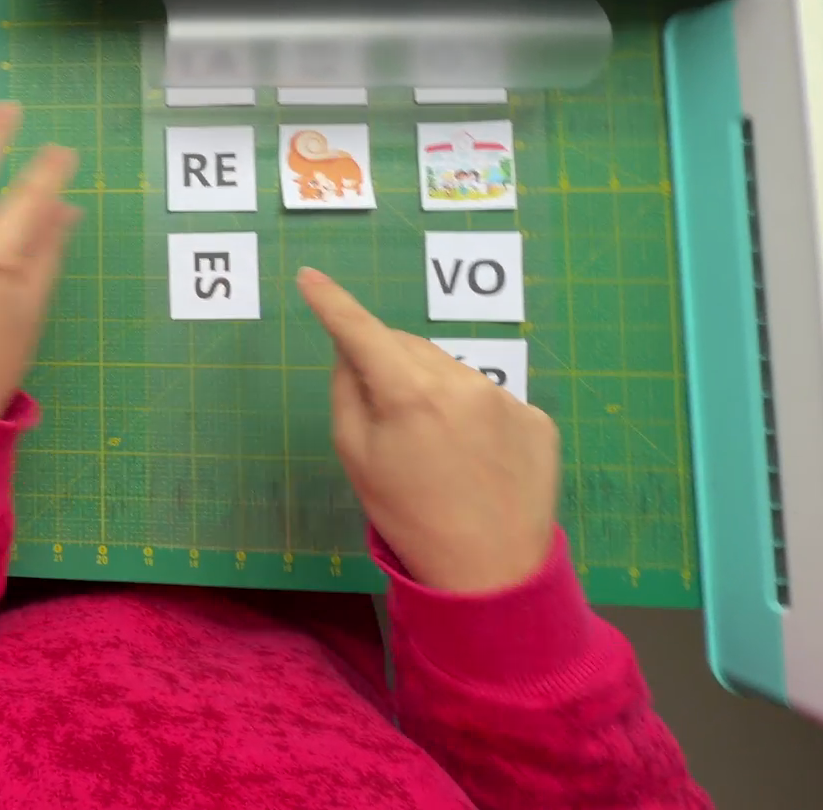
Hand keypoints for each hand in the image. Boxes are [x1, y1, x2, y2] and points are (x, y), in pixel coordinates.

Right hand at [296, 267, 559, 593]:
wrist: (488, 569)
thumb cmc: (402, 510)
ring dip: (424, 383)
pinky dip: (463, 407)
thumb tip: (352, 352)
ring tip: (429, 440)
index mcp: (409, 394)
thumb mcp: (353, 451)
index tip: (309, 277)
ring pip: (444, 367)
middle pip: (404, 345)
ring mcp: (506, 400)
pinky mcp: (537, 419)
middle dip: (383, 359)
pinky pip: (482, 394)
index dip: (331, 303)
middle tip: (379, 408)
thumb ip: (347, 390)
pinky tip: (466, 450)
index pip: (360, 332)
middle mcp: (461, 383)